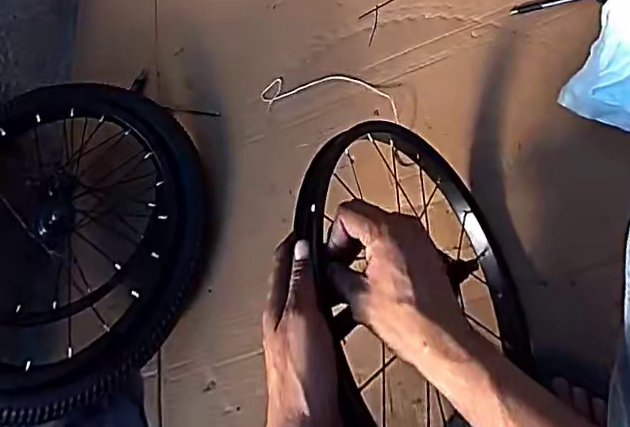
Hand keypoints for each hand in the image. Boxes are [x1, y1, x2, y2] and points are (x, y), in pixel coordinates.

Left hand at [263, 237, 338, 426]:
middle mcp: (286, 319)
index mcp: (277, 305)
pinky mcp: (317, 355)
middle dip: (316, 257)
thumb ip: (301, 283)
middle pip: (300, 276)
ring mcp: (301, 338)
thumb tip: (302, 247)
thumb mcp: (301, 319)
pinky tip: (352, 312)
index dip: (298, 237)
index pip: (284, 259)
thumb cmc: (299, 380)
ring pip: (316, 297)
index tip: (314, 222)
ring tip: (347, 271)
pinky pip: (329, 321)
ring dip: (329, 283)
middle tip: (335, 243)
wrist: (309, 424)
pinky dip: (340, 310)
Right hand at [325, 199, 470, 364]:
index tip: (333, 258)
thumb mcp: (359, 299)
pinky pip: (396, 235)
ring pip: (379, 224)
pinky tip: (378, 275)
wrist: (442, 339)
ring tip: (358, 272)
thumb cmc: (409, 322)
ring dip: (364, 243)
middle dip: (347, 238)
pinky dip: (382, 247)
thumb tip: (331, 271)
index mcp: (384, 231)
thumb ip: (337, 276)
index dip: (333, 237)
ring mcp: (417, 234)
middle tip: (341, 265)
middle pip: (362, 214)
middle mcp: (403, 225)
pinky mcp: (426, 246)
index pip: (346, 212)